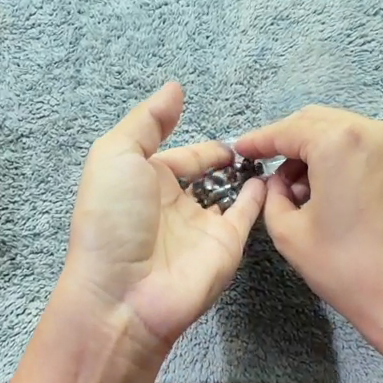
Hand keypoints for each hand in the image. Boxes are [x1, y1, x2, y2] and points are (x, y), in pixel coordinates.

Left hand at [59, 82, 265, 357]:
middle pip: (207, 177)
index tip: (225, 134)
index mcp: (144, 182)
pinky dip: (260, 196)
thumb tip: (176, 89)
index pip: (180, 157)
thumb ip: (147, 121)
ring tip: (271, 150)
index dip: (200, 145)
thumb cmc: (111, 219)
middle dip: (226, 160)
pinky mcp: (226, 246)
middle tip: (255, 141)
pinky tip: (270, 175)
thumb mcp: (116, 155)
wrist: (122, 293)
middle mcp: (174, 206)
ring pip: (230, 195)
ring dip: (247, 175)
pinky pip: (247, 216)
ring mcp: (202, 228)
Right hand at [235, 106, 382, 356]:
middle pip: (313, 122)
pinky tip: (315, 189)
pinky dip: (331, 159)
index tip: (239, 148)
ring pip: (335, 132)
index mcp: (337, 143)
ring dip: (308, 152)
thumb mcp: (289, 233)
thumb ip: (272, 197)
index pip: (287, 130)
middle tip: (260, 163)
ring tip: (289, 188)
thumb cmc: (344, 267)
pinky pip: (354, 146)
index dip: (259, 140)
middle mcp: (368, 131)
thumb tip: (274, 183)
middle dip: (284, 141)